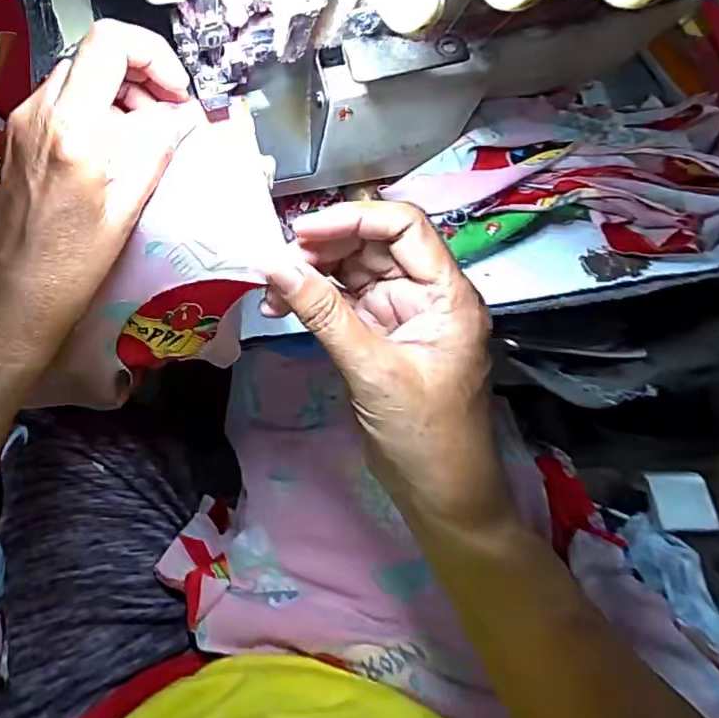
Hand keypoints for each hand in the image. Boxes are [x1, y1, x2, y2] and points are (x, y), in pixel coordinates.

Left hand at [0, 20, 198, 392]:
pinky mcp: (14, 140)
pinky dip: (94, 109)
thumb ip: (156, 149)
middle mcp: (36, 114)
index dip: (154, 54)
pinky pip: (60, 101)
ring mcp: (19, 124)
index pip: (109, 42)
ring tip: (144, 134)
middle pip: (93, 54)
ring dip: (118, 92)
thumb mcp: (124, 210)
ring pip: (77, 76)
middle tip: (166, 114)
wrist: (7, 302)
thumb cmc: (66, 270)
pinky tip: (112, 148)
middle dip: (140, 74)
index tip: (175, 91)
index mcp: (68, 128)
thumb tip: (183, 116)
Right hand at [263, 201, 507, 527]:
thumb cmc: (427, 437)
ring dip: (309, 272)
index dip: (352, 220)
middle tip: (278, 263)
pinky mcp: (375, 330)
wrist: (441, 497)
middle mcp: (423, 293)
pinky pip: (338, 298)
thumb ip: (322, 313)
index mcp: (446, 294)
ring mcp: (398, 311)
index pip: (403, 228)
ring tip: (272, 287)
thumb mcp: (373, 370)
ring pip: (349, 269)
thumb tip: (273, 266)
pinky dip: (309, 297)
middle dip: (322, 247)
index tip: (302, 233)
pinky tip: (280, 304)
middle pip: (371, 244)